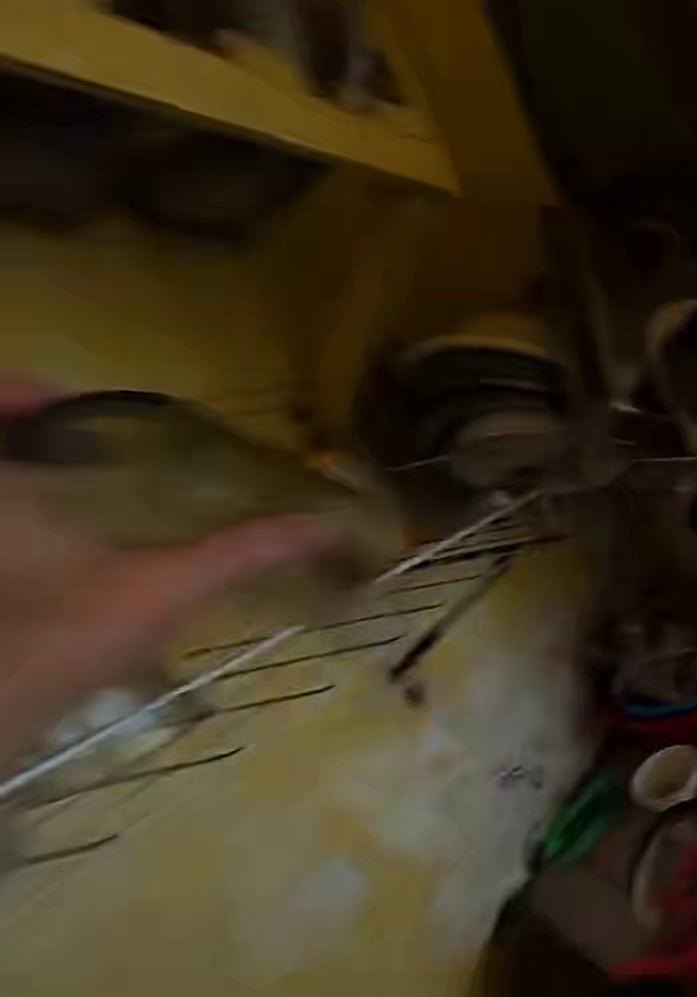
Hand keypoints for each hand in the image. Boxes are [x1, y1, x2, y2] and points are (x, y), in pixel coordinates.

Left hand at [0, 380, 338, 761]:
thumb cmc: (62, 636)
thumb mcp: (170, 585)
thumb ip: (247, 550)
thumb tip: (330, 525)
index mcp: (4, 495)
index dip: (20, 393)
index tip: (79, 401)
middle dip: (27, 433)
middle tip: (85, 437)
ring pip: (9, 492)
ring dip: (30, 473)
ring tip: (79, 476)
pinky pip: (10, 525)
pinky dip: (31, 514)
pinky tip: (61, 538)